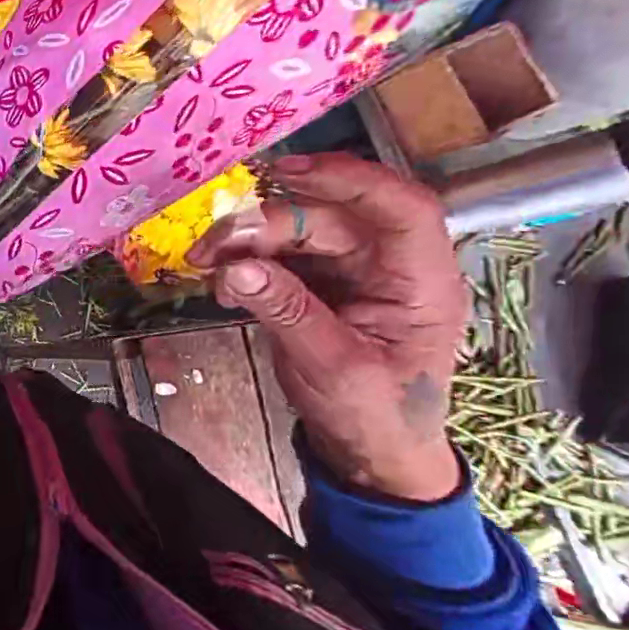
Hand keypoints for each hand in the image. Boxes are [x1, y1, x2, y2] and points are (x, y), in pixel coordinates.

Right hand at [186, 153, 467, 501]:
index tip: (289, 174)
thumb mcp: (334, 369)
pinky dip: (248, 265)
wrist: (368, 455)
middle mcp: (389, 264)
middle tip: (214, 247)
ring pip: (298, 231)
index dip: (350, 180)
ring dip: (249, 243)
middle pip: (330, 218)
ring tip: (207, 268)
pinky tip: (223, 286)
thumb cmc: (376, 418)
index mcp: (421, 280)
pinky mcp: (322, 281)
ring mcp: (353, 270)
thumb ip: (287, 313)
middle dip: (269, 225)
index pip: (402, 207)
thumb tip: (235, 268)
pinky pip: (281, 256)